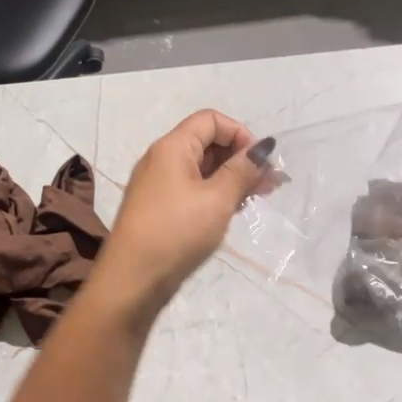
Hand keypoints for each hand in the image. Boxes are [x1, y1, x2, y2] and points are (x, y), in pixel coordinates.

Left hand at [98, 111, 271, 310]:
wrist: (132, 280)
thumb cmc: (176, 232)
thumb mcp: (217, 199)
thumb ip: (242, 171)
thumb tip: (264, 149)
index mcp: (172, 147)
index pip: (211, 120)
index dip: (239, 134)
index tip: (259, 162)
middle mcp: (162, 159)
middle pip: (207, 143)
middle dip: (240, 158)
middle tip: (269, 184)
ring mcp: (158, 185)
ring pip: (202, 169)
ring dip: (231, 178)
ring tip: (258, 199)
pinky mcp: (159, 208)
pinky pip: (192, 189)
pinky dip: (215, 194)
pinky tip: (234, 211)